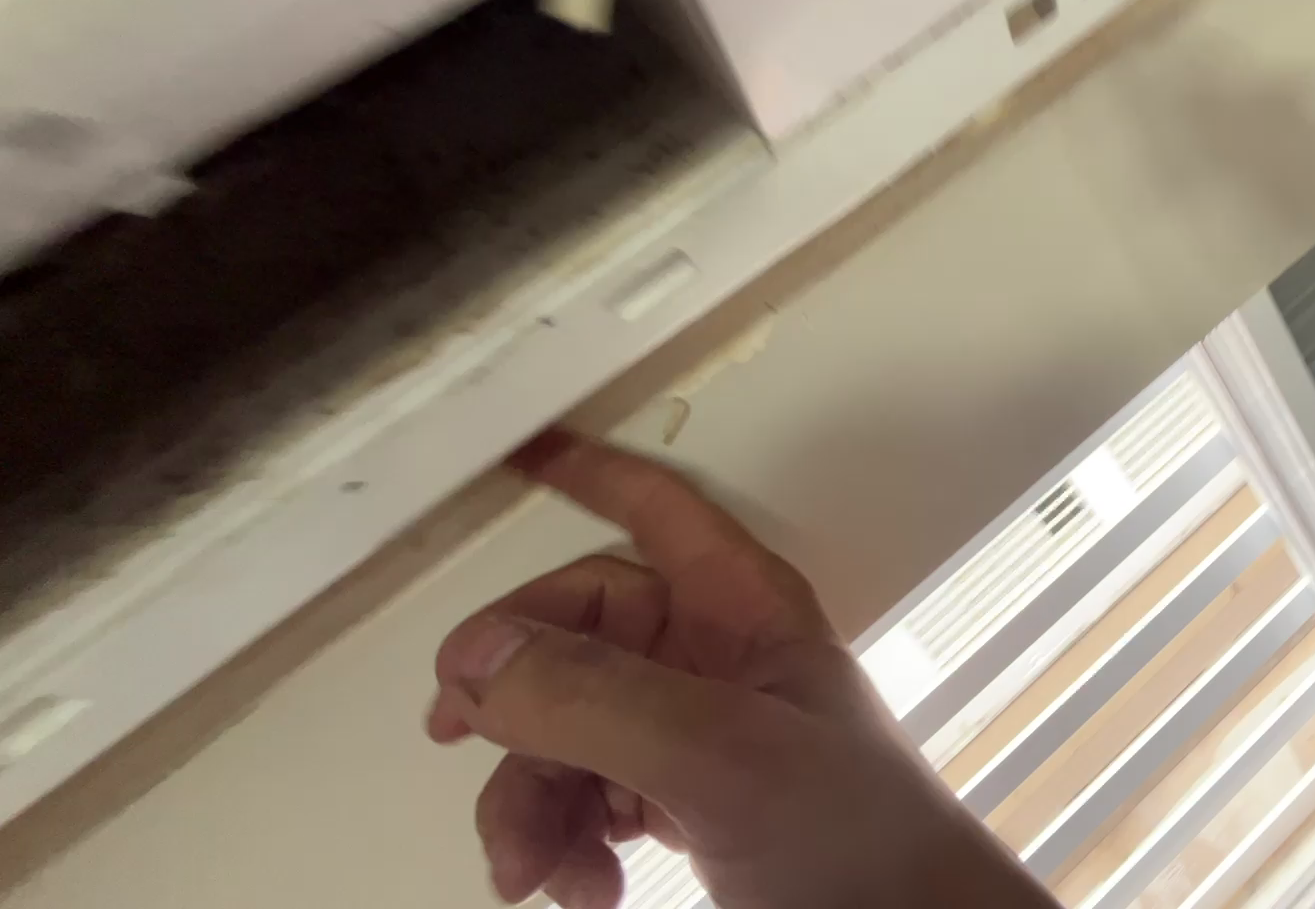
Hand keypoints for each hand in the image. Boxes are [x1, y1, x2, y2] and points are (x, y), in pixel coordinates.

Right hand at [425, 428, 1059, 908]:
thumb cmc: (849, 832)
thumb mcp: (723, 756)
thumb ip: (602, 700)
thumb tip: (483, 655)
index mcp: (741, 603)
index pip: (660, 509)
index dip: (594, 475)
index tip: (522, 457)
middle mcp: (710, 648)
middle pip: (581, 622)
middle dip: (516, 684)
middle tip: (457, 731)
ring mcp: (689, 718)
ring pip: (567, 716)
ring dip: (531, 791)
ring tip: (540, 870)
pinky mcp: (675, 785)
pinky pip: (585, 785)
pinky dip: (563, 836)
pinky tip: (583, 886)